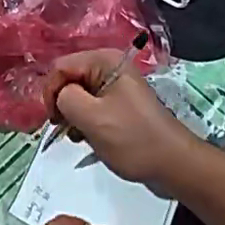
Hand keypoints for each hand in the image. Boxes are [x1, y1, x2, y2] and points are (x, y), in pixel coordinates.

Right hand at [44, 50, 204, 193]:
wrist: (173, 164)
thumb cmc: (132, 139)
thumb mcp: (92, 118)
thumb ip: (66, 98)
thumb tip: (60, 95)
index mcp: (104, 61)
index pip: (60, 67)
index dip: (51, 93)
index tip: (54, 120)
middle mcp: (109, 66)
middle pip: (69, 78)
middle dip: (62, 103)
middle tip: (65, 129)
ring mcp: (115, 85)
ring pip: (78, 94)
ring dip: (73, 115)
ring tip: (80, 136)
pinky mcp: (119, 104)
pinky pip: (91, 106)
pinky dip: (84, 121)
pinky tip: (88, 137)